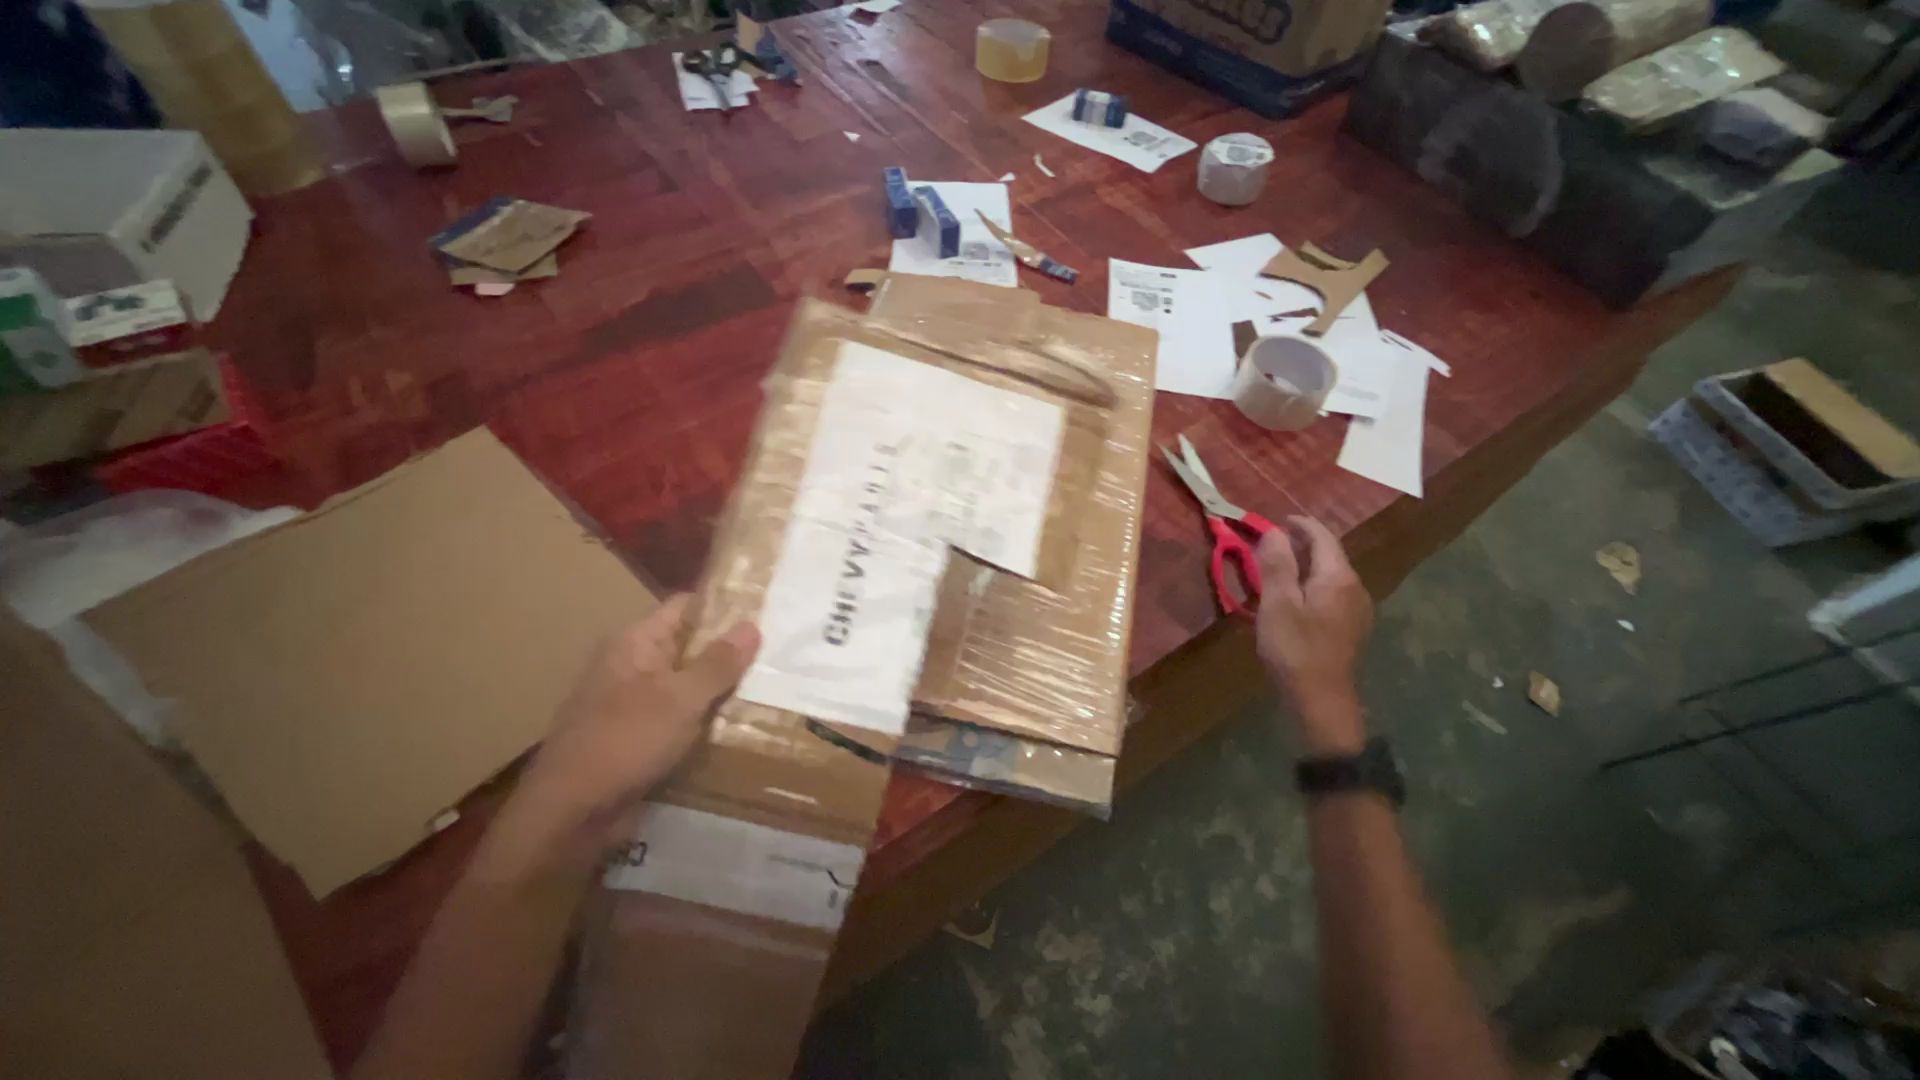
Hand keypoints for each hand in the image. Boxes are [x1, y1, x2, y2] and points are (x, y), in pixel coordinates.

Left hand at [479, 595, 758, 879]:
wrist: (572, 813)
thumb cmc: (625, 742)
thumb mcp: (680, 699)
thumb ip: (717, 663)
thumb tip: (752, 625)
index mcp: (635, 643)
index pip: (685, 607)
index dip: (725, 606)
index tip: (769, 612)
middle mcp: (631, 665)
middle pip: (689, 646)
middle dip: (730, 652)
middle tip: (781, 655)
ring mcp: (632, 703)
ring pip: (687, 686)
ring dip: (721, 690)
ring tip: (772, 690)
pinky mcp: (637, 738)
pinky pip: (679, 719)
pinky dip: (705, 721)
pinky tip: (741, 728)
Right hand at [1256, 517, 1373, 753]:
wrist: (1321, 700)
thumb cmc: (1295, 649)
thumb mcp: (1277, 604)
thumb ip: (1277, 565)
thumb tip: (1275, 532)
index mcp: (1338, 577)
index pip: (1323, 537)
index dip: (1301, 524)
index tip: (1278, 519)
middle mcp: (1355, 587)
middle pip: (1331, 554)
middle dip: (1303, 544)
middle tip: (1273, 543)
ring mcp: (1358, 609)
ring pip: (1332, 575)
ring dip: (1308, 565)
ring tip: (1280, 568)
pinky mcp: (1352, 628)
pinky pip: (1333, 593)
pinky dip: (1314, 584)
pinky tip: (1296, 598)